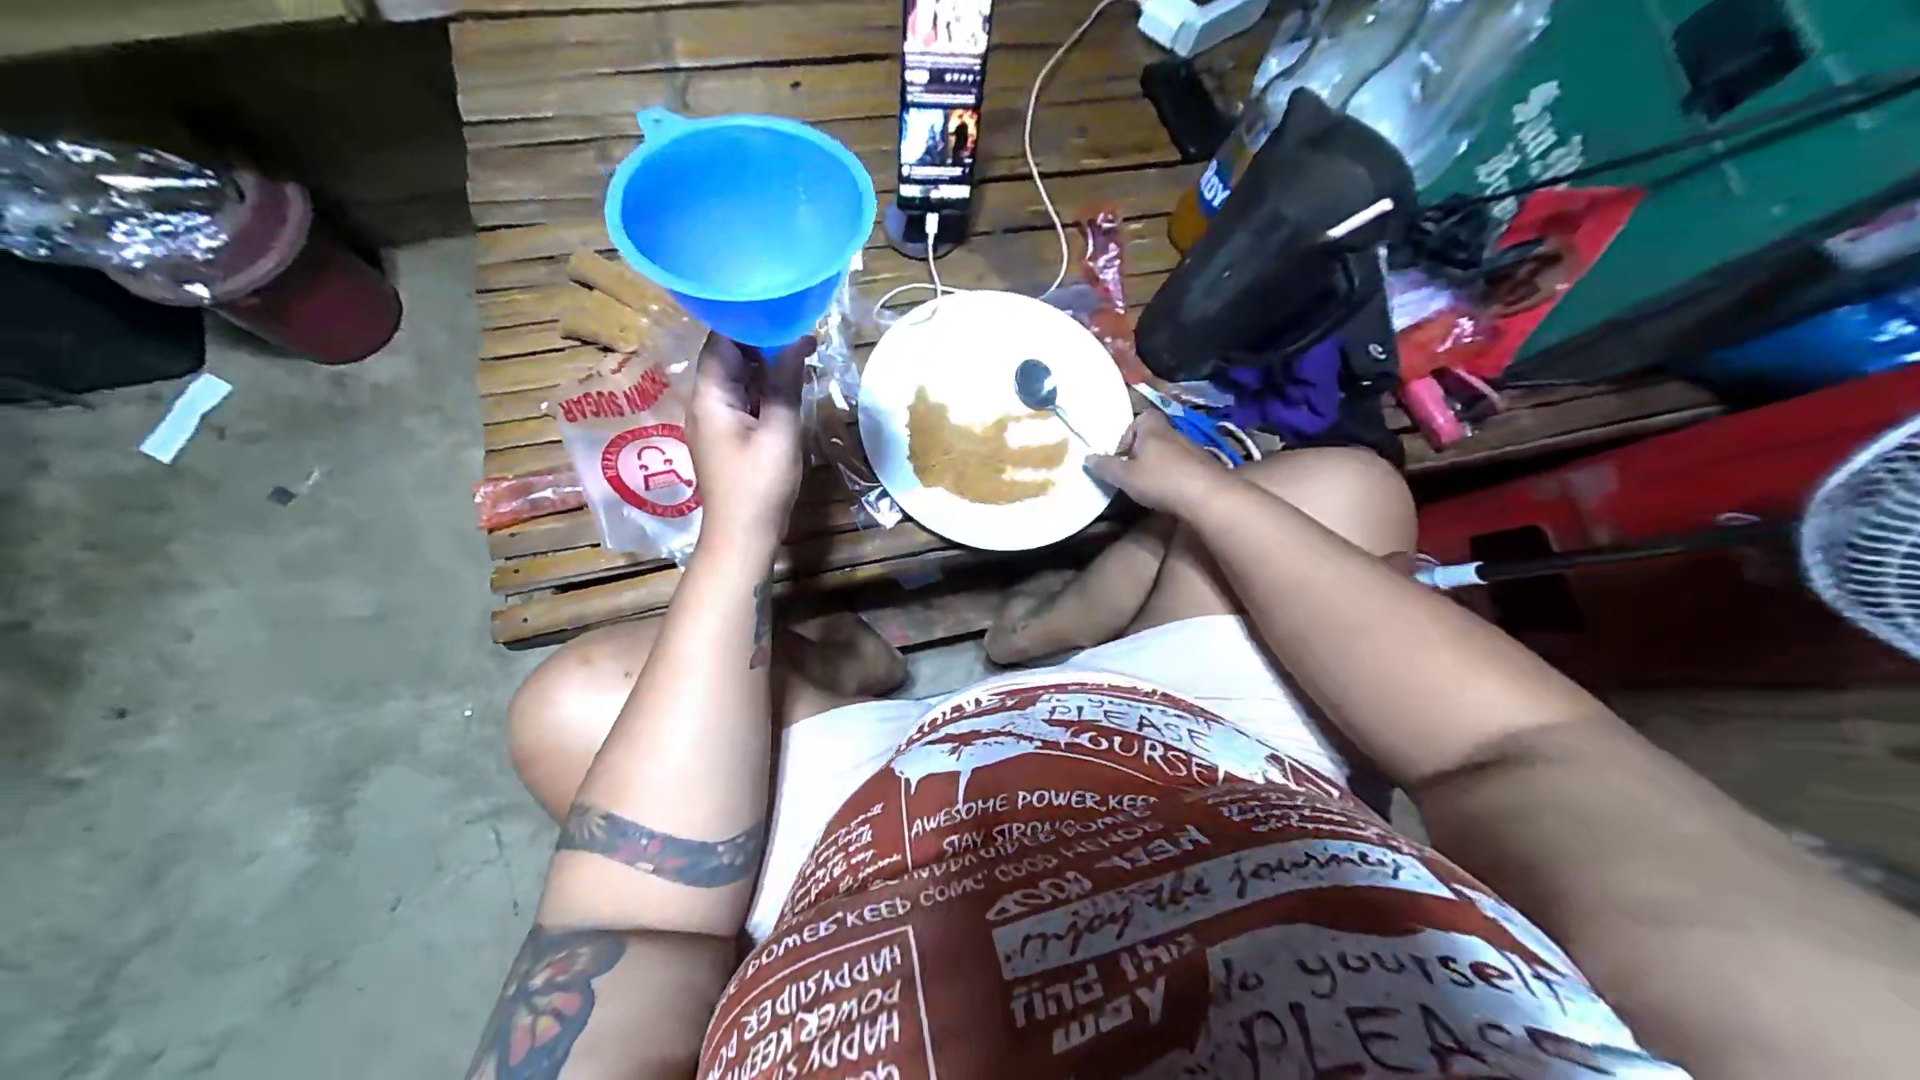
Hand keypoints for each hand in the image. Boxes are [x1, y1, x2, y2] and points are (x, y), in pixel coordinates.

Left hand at [686, 334, 814, 561]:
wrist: (743, 536)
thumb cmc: (759, 485)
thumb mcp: (780, 431)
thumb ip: (785, 384)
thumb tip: (796, 341)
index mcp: (711, 395)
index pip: (722, 340)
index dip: (751, 321)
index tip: (784, 309)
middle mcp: (705, 401)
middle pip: (730, 357)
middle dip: (764, 341)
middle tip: (803, 330)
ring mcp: (715, 420)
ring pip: (739, 378)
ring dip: (767, 365)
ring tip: (803, 352)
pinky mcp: (727, 436)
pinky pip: (744, 400)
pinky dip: (766, 389)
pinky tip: (791, 385)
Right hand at [1084, 410, 1229, 516]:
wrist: (1206, 495)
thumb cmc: (1159, 479)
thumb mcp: (1124, 476)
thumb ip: (1105, 467)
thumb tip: (1088, 458)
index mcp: (1153, 428)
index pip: (1141, 418)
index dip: (1129, 434)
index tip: (1122, 455)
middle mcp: (1174, 433)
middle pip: (1154, 436)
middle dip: (1142, 453)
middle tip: (1132, 473)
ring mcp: (1193, 449)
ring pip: (1169, 452)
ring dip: (1158, 465)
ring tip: (1150, 487)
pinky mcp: (1205, 467)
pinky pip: (1183, 466)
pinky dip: (1174, 476)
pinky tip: (1170, 493)